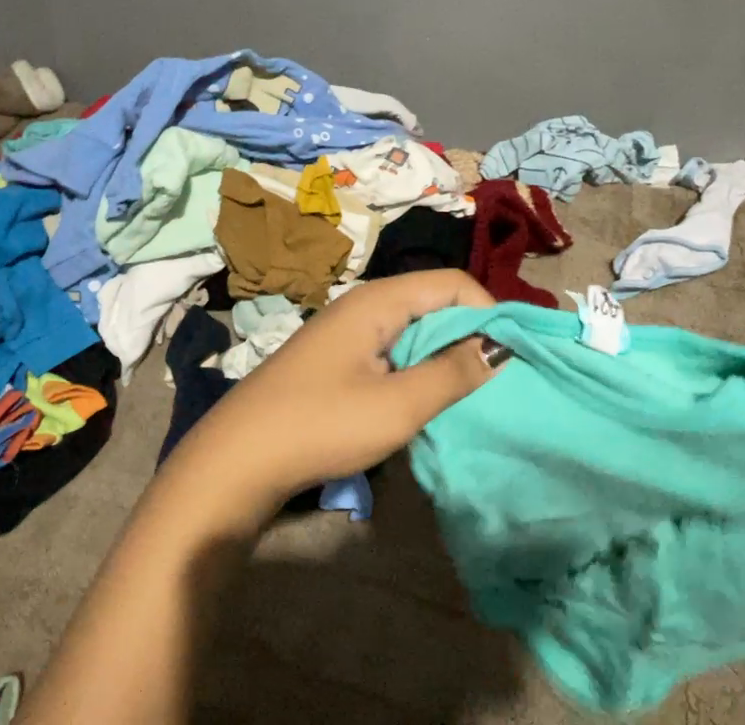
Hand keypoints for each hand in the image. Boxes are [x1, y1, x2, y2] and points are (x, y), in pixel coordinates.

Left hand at [158, 270, 501, 521]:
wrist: (235, 462)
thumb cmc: (320, 426)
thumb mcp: (398, 405)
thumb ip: (454, 373)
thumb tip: (501, 348)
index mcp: (378, 300)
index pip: (454, 282)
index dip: (488, 313)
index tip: (509, 357)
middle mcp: (363, 304)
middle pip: (435, 302)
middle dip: (470, 335)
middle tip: (494, 379)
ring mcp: (347, 332)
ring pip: (415, 329)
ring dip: (444, 356)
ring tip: (464, 394)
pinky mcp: (337, 359)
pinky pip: (393, 350)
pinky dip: (417, 369)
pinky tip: (421, 401)